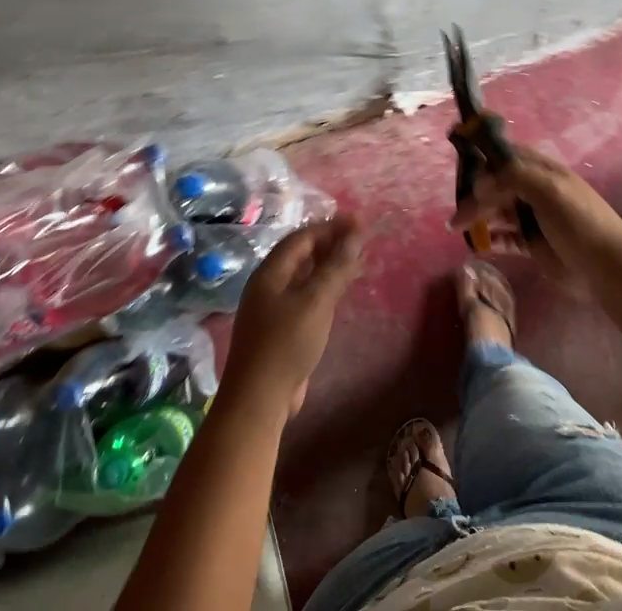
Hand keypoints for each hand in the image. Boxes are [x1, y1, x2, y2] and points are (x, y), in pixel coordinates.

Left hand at [221, 215, 364, 417]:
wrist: (260, 397)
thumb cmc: (286, 343)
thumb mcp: (316, 301)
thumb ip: (336, 267)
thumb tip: (355, 235)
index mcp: (270, 273)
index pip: (301, 238)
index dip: (330, 227)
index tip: (358, 223)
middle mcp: (269, 285)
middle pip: (302, 255)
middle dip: (331, 244)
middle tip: (362, 240)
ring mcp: (274, 308)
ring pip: (306, 276)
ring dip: (331, 265)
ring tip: (359, 260)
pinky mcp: (283, 328)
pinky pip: (307, 296)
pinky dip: (326, 287)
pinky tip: (342, 291)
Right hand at [447, 146, 621, 278]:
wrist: (605, 267)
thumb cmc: (579, 222)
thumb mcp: (549, 190)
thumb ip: (514, 177)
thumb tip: (480, 183)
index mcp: (543, 172)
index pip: (507, 156)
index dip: (484, 157)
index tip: (460, 162)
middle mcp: (536, 191)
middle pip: (497, 185)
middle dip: (475, 194)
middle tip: (456, 212)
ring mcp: (534, 218)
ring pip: (497, 211)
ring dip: (478, 216)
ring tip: (457, 227)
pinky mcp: (532, 244)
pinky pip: (503, 237)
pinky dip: (488, 238)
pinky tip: (474, 243)